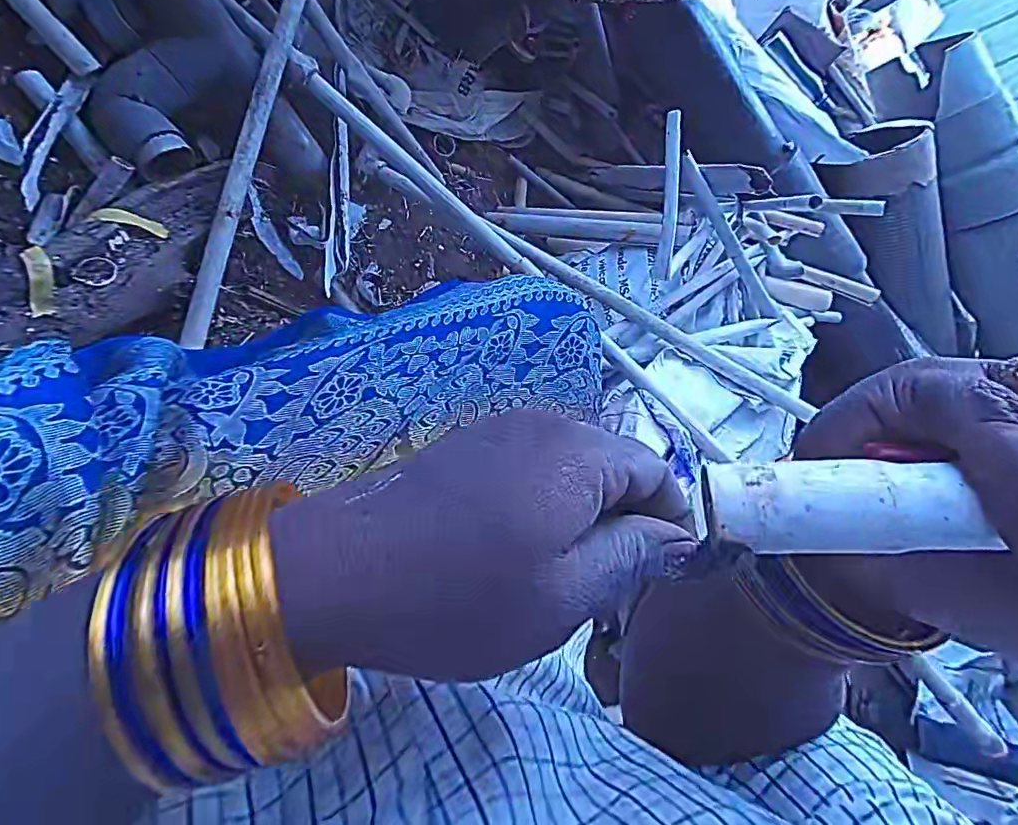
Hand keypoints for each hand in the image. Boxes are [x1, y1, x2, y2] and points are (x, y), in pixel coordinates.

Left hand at [271, 410, 696, 681]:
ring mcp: (493, 429)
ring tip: (555, 576)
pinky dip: (538, 504)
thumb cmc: (459, 595)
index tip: (657, 576)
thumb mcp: (564, 594)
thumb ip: (632, 555)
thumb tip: (674, 534)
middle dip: (621, 519)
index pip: (654, 468)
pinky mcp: (462, 446)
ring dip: (577, 515)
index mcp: (573, 449)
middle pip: (609, 462)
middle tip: (605, 587)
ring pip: (566, 468)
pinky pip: (525, 468)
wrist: (343, 569)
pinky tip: (509, 551)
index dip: (668, 521)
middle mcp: (537, 423)